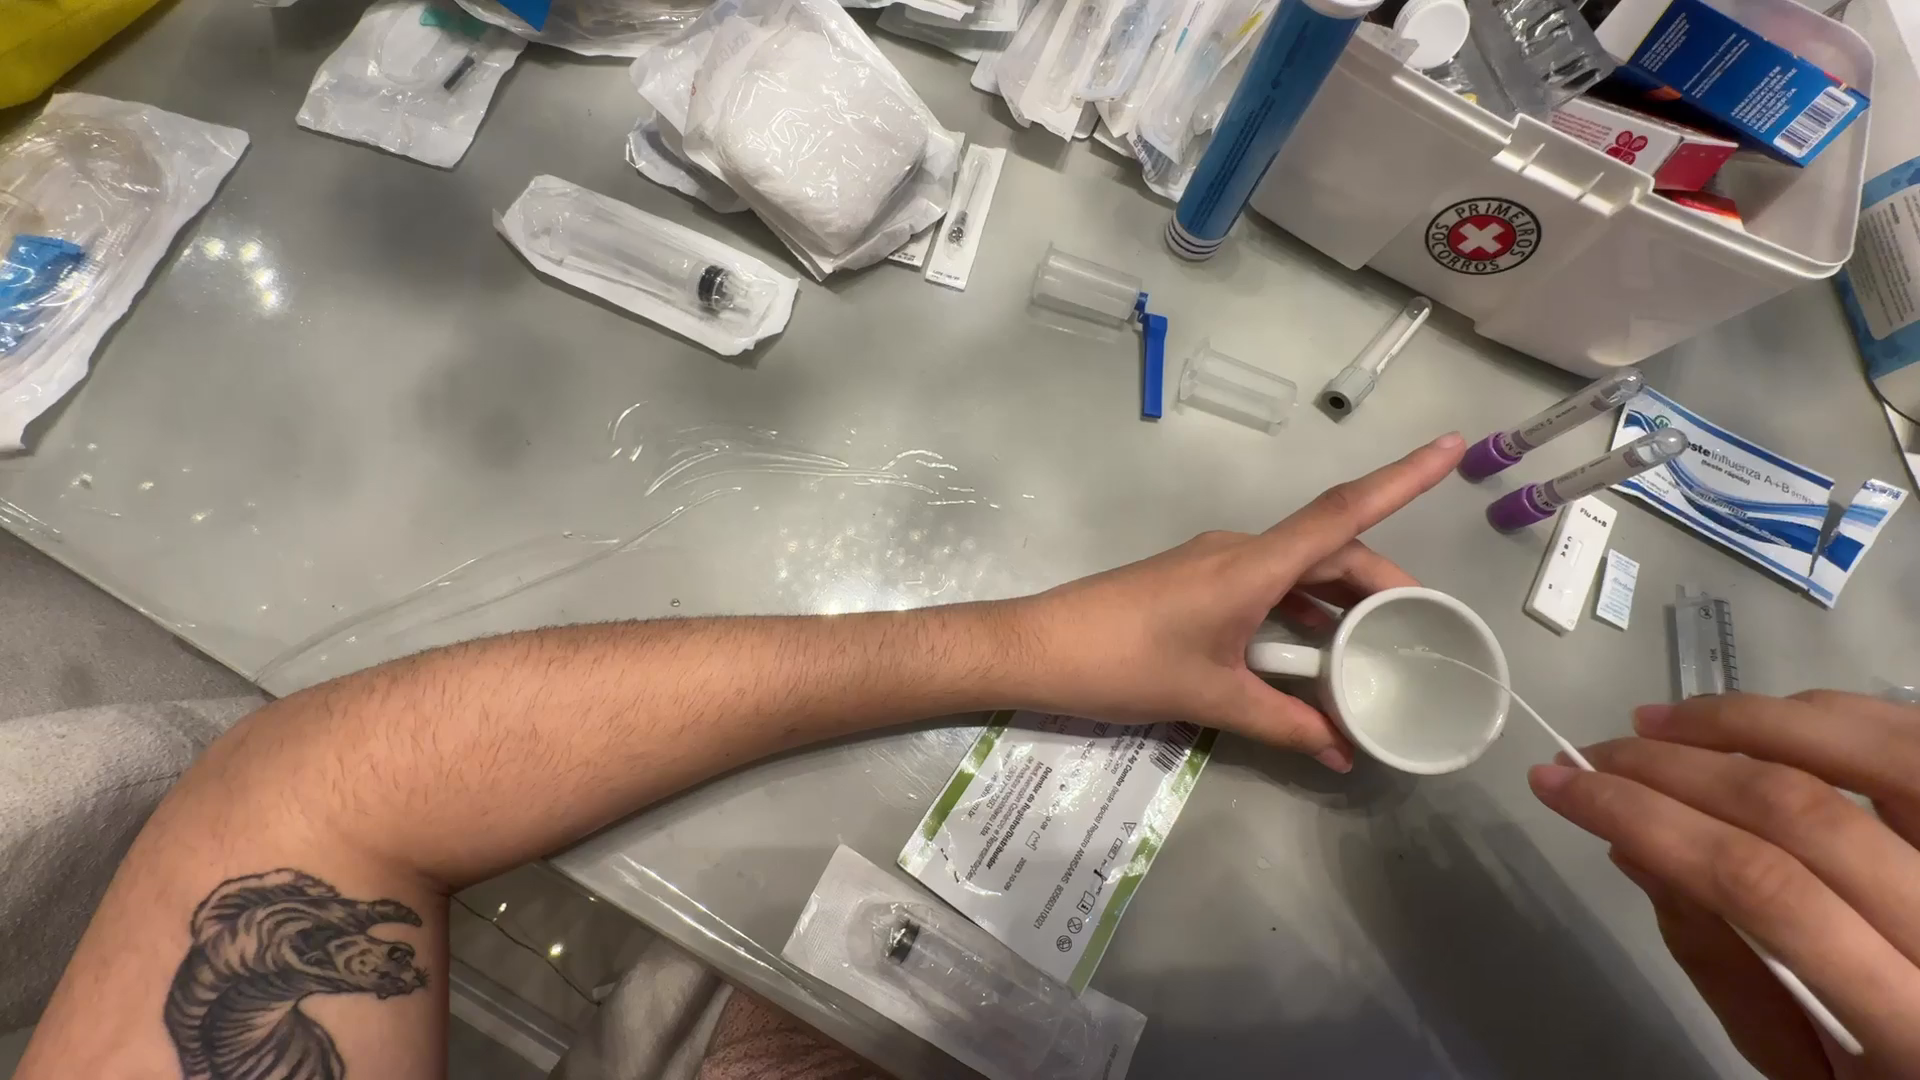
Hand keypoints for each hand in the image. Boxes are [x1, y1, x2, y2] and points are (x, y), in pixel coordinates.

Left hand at [1014, 432, 1466, 770]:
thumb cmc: (1124, 663)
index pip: (1341, 512)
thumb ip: (1283, 723)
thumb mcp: (1210, 697)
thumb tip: (1341, 752)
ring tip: (1370, 649)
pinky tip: (1303, 656)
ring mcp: (1209, 566)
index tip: (1453, 446)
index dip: (1402, 479)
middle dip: (1377, 584)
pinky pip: (1260, 587)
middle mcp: (1236, 552)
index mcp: (1252, 564)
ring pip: (1293, 572)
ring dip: (1333, 603)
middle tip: (1418, 628)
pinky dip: (1292, 615)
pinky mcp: (1189, 583)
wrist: (1039, 647)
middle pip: (1326, 550)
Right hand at [1530, 691, 1919, 1077]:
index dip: (1640, 815)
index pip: (1757, 885)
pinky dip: (1825, 715)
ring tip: (1664, 719)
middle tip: (1598, 750)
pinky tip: (1757, 721)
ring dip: (1747, 721)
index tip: (1555, 780)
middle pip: (1800, 814)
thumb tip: (1627, 843)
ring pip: (1878, 758)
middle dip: (1671, 766)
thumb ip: (1717, 960)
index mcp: (1916, 1026)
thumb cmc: (1881, 1079)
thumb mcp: (1793, 1059)